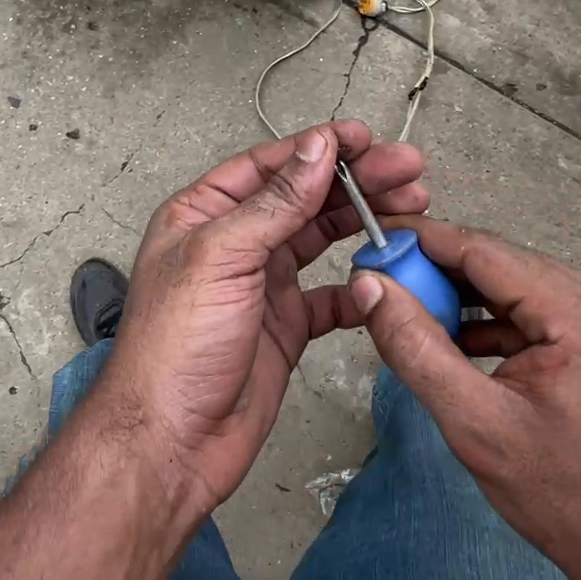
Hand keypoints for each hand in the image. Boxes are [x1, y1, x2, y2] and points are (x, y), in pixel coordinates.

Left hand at [88, 121, 427, 510]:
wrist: (172, 440)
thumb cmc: (173, 347)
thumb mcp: (222, 257)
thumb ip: (275, 202)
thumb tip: (315, 149)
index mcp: (203, 214)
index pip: (269, 165)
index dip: (317, 148)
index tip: (363, 138)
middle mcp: (233, 243)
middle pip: (302, 197)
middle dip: (354, 180)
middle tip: (404, 169)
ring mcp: (260, 284)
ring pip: (320, 239)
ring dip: (363, 222)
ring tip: (408, 204)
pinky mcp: (283, 325)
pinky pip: (331, 296)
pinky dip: (359, 286)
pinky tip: (385, 277)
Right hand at [349, 218, 580, 579]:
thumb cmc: (569, 501)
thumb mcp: (476, 426)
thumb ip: (415, 347)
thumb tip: (368, 286)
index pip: (487, 251)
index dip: (424, 239)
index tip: (376, 235)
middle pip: (506, 264)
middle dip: (442, 269)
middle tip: (385, 278)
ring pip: (524, 282)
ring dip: (469, 294)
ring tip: (416, 309)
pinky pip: (547, 306)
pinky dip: (501, 317)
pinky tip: (464, 339)